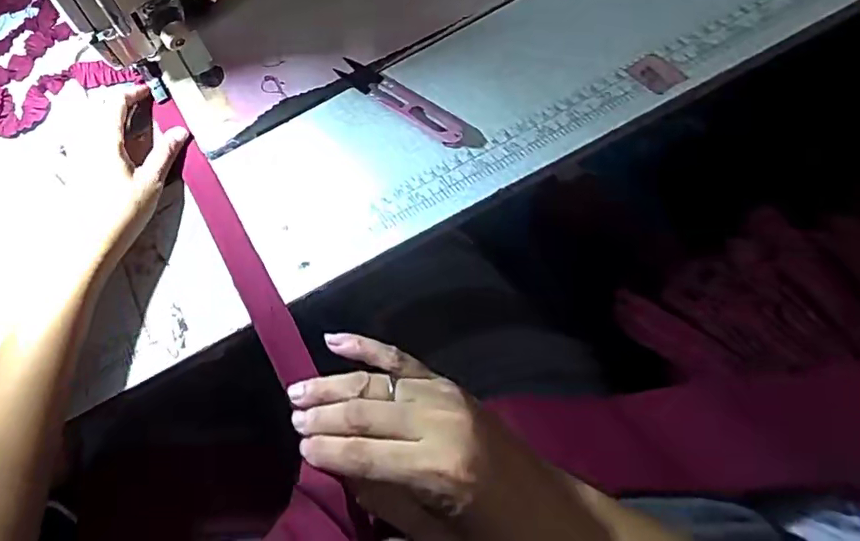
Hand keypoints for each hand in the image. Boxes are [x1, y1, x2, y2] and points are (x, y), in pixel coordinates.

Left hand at [42, 83, 188, 274]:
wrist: (89, 246)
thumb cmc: (122, 214)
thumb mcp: (150, 183)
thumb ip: (164, 153)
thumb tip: (180, 131)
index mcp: (106, 140)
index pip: (115, 102)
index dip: (131, 92)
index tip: (146, 92)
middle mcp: (85, 143)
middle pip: (96, 109)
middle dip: (115, 102)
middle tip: (134, 104)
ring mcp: (73, 158)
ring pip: (83, 125)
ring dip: (99, 117)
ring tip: (116, 123)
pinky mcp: (67, 174)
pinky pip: (68, 146)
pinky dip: (79, 139)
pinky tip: (85, 149)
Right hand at [290, 334, 607, 540]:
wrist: (568, 521)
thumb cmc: (505, 539)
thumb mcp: (448, 539)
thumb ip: (391, 503)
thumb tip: (341, 471)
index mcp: (443, 469)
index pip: (366, 455)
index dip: (328, 452)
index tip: (299, 447)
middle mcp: (439, 423)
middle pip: (364, 414)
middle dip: (323, 417)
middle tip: (292, 418)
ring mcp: (443, 395)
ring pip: (372, 383)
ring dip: (330, 385)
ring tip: (297, 390)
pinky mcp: (447, 384)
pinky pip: (397, 357)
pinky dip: (363, 346)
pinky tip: (332, 339)